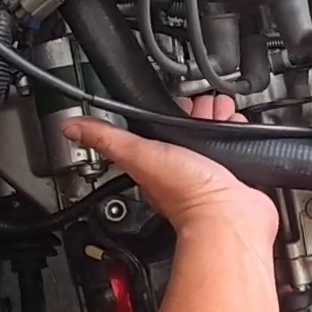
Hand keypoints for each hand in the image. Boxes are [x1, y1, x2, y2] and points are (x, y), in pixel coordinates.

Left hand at [64, 95, 277, 241]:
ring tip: (221, 106)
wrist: (228, 216)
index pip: (157, 128)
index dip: (167, 109)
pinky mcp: (235, 176)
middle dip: (198, 110)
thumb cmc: (188, 194)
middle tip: (202, 98)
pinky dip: (238, 135)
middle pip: (189, 130)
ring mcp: (212, 172)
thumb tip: (71, 128)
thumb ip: (108, 138)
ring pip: (214, 138)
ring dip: (218, 119)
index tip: (176, 96)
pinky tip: (240, 128)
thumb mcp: (139, 155)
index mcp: (157, 162)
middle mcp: (184, 167)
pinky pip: (236, 150)